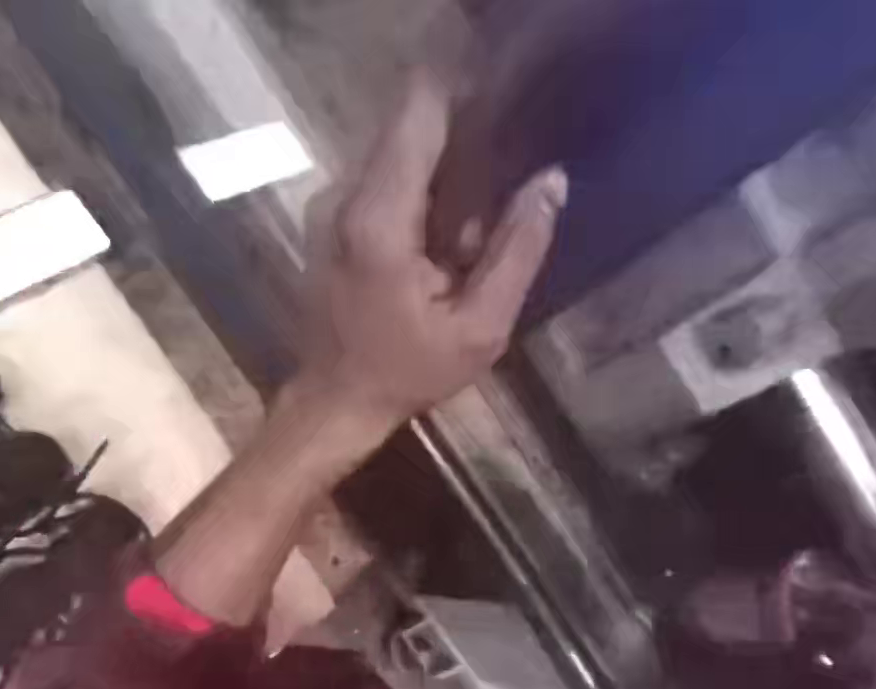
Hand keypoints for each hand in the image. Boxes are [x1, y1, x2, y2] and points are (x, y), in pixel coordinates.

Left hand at [294, 76, 567, 434]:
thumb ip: (518, 253)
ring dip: (435, 177)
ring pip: (393, 152)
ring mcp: (327, 205)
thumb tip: (551, 182)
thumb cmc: (407, 374)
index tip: (504, 127)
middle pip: (408, 126)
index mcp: (381, 219)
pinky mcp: (324, 220)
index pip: (422, 108)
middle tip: (492, 195)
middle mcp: (344, 195)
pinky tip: (431, 245)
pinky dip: (411, 197)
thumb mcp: (479, 330)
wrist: (335, 401)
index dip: (469, 101)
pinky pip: (377, 181)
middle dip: (457, 147)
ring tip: (463, 232)